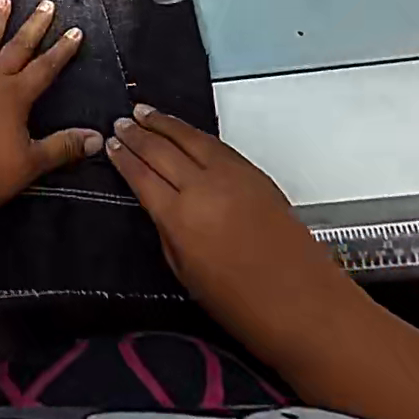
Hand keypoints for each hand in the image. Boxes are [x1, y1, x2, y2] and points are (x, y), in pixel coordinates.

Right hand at [107, 104, 353, 362]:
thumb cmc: (245, 307)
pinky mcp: (253, 172)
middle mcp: (203, 188)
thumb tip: (157, 205)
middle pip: (160, 149)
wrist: (308, 307)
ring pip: (187, 136)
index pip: (141, 175)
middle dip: (137, 134)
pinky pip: (214, 143)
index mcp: (181, 218)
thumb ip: (166, 232)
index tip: (111, 146)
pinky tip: (181, 128)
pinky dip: (192, 131)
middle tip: (121, 122)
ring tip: (143, 111)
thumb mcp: (187, 275)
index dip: (123, 158)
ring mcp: (231, 175)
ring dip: (162, 122)